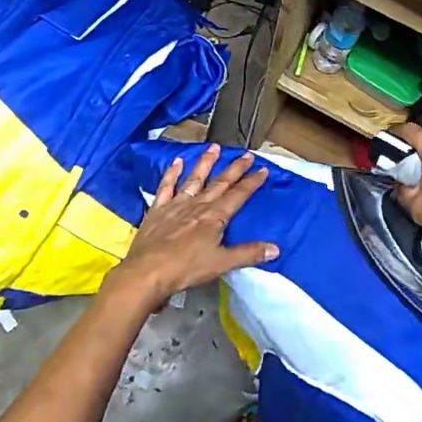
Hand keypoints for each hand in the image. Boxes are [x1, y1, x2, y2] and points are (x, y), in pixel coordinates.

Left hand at [109, 146, 278, 302]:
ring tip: (214, 147)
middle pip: (220, 183)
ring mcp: (176, 206)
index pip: (239, 195)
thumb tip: (276, 249)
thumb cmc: (186, 268)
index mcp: (215, 217)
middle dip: (235, 169)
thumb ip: (249, 253)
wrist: (145, 273)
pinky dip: (172, 174)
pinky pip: (166, 187)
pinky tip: (177, 162)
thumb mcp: (223, 263)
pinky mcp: (158, 210)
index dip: (252, 181)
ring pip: (195, 179)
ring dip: (206, 163)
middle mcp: (198, 206)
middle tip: (247, 154)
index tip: (263, 168)